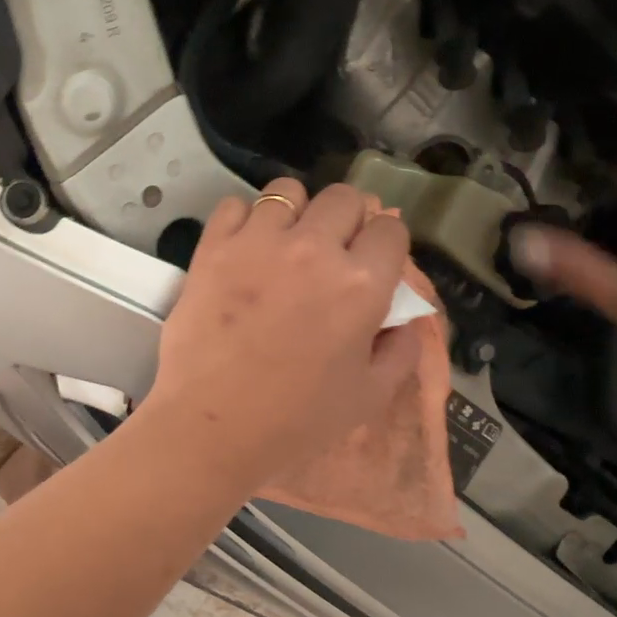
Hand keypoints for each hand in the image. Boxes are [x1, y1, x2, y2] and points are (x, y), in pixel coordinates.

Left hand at [148, 178, 422, 480]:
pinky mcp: (213, 247)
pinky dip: (243, 219)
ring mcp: (258, 242)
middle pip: (343, 198)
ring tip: (285, 243)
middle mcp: (313, 249)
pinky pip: (234, 205)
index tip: (372, 261)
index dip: (384, 244)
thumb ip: (401, 350)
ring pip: (287, 191)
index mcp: (361, 284)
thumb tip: (405, 317)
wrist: (211, 425)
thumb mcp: (370, 395)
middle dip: (346, 219)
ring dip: (295, 212)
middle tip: (332, 251)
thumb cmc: (296, 419)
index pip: (389, 229)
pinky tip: (244, 247)